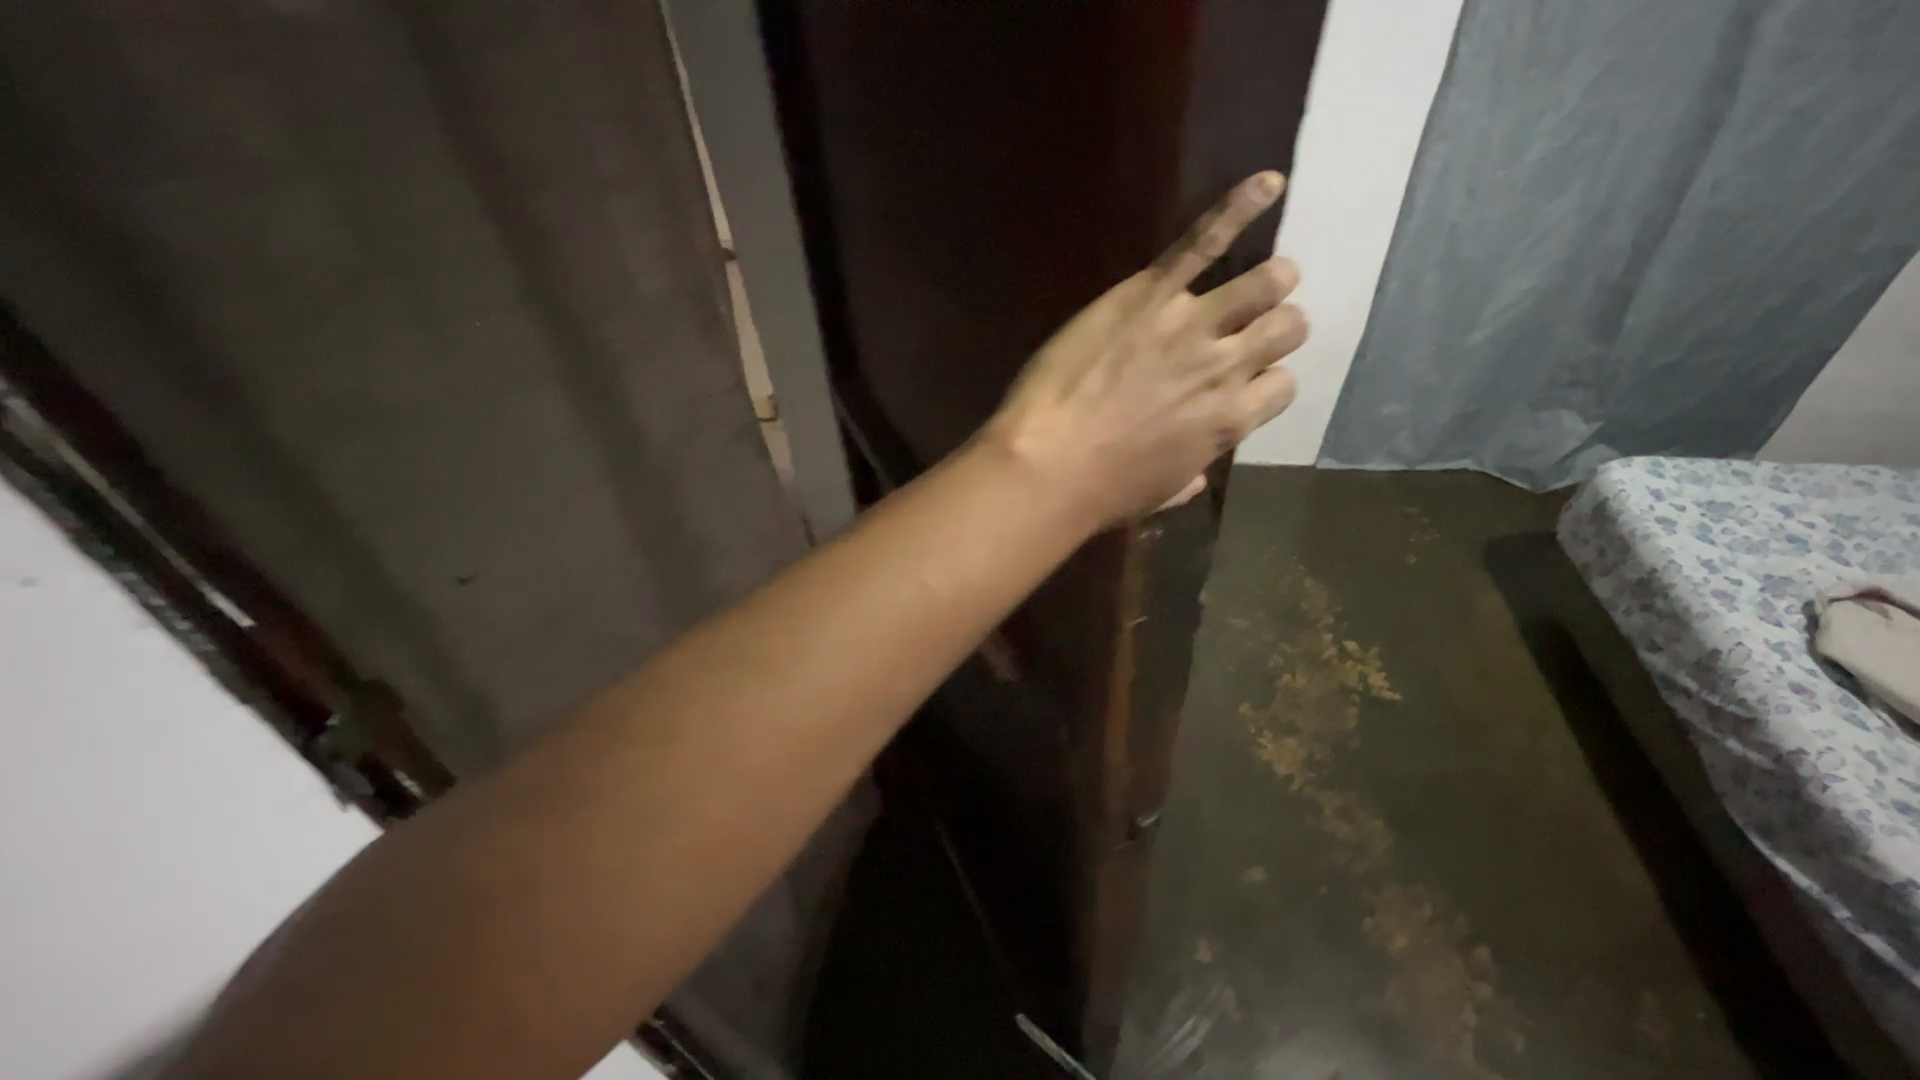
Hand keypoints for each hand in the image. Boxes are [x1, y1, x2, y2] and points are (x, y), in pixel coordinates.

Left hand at [983, 172, 1307, 528]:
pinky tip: (1267, 183)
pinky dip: (1240, 207)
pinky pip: (1206, 241)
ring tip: (1267, 275)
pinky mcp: (1152, 294)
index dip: (1270, 378)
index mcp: (1230, 422)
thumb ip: (1188, 478)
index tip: (1250, 378)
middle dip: (1280, 324)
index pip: (1283, 385)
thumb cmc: (1100, 490)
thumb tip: (1199, 478)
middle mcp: (1227, 369)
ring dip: (1271, 279)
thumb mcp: (1157, 493)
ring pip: (1263, 285)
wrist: (1051, 463)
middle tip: (1262, 319)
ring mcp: (1194, 325)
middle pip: (1286, 330)